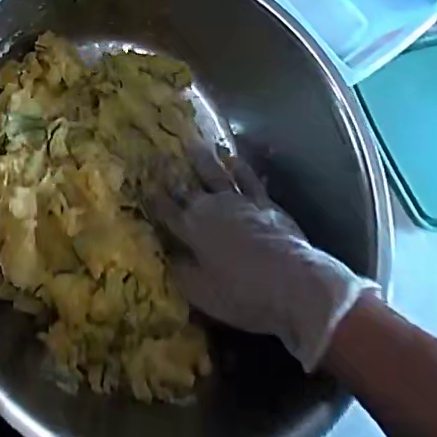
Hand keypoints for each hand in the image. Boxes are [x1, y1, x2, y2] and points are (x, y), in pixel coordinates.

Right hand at [152, 141, 372, 370]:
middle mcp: (211, 208)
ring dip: (202, 159)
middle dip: (170, 172)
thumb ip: (180, 271)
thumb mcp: (201, 292)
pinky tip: (234, 159)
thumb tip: (166, 254)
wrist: (293, 284)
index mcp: (192, 229)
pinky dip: (240, 168)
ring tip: (192, 142)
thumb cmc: (243, 294)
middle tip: (158, 155)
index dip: (153, 196)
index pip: (165, 210)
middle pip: (186, 187)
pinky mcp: (265, 204)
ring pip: (215, 174)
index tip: (142, 182)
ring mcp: (239, 202)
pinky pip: (248, 180)